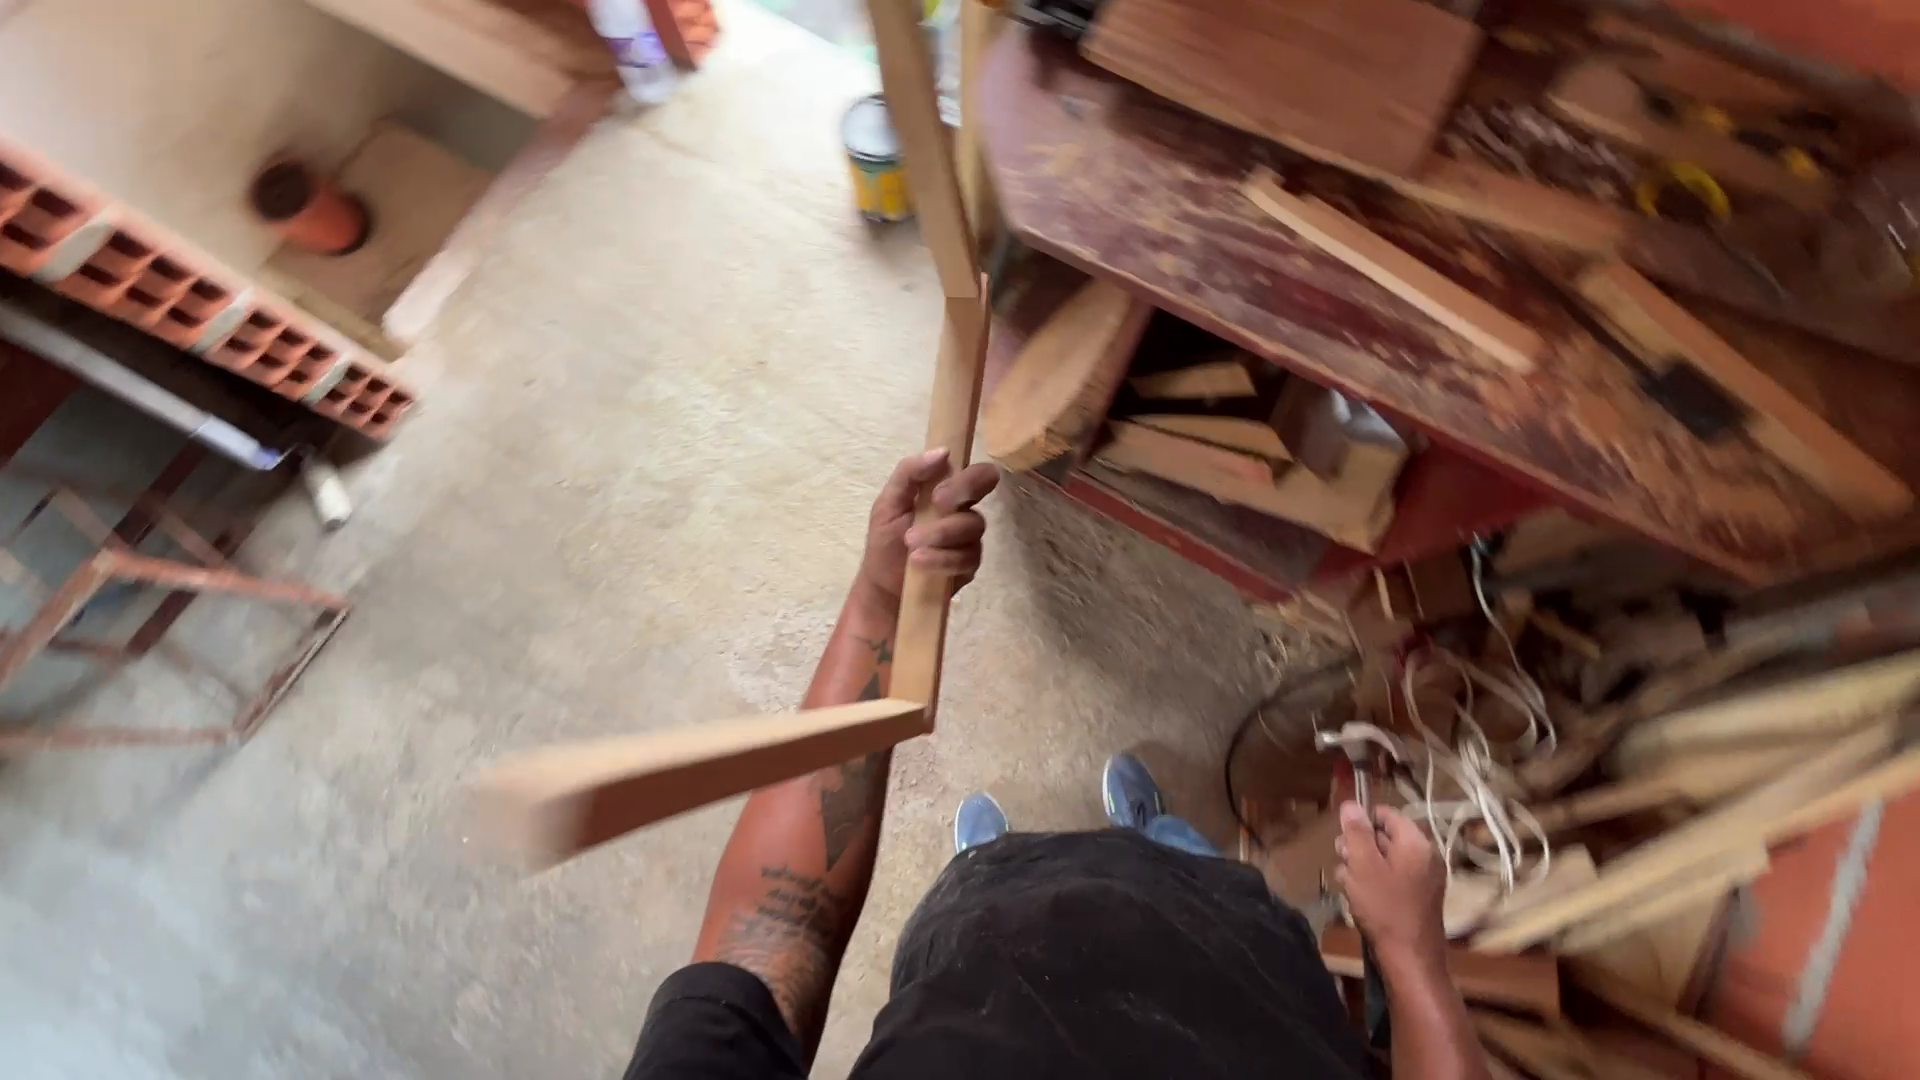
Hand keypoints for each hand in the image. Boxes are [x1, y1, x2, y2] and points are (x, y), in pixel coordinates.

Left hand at [859, 449, 999, 601]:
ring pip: (972, 526)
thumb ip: (909, 473)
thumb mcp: (888, 502)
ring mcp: (970, 538)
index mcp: (947, 490)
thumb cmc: (886, 539)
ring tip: (911, 545)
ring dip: (940, 533)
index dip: (966, 475)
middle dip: (960, 493)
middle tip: (935, 507)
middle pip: (985, 487)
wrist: (883, 585)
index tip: (938, 491)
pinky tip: (920, 563)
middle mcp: (964, 510)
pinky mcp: (969, 565)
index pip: (974, 470)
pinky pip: (967, 558)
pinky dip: (942, 559)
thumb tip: (942, 452)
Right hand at [1334, 802, 1446, 965]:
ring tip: (1350, 884)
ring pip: (1382, 858)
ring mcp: (1423, 878)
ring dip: (1360, 866)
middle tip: (1345, 863)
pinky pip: (1390, 877)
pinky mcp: (1417, 897)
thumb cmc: (1384, 907)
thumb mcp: (1363, 864)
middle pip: (1382, 835)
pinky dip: (1373, 882)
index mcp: (1416, 843)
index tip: (1344, 839)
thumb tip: (1351, 804)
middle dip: (1358, 847)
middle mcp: (1425, 856)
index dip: (1361, 821)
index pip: (1385, 813)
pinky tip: (1360, 897)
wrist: (1410, 959)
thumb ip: (1357, 831)